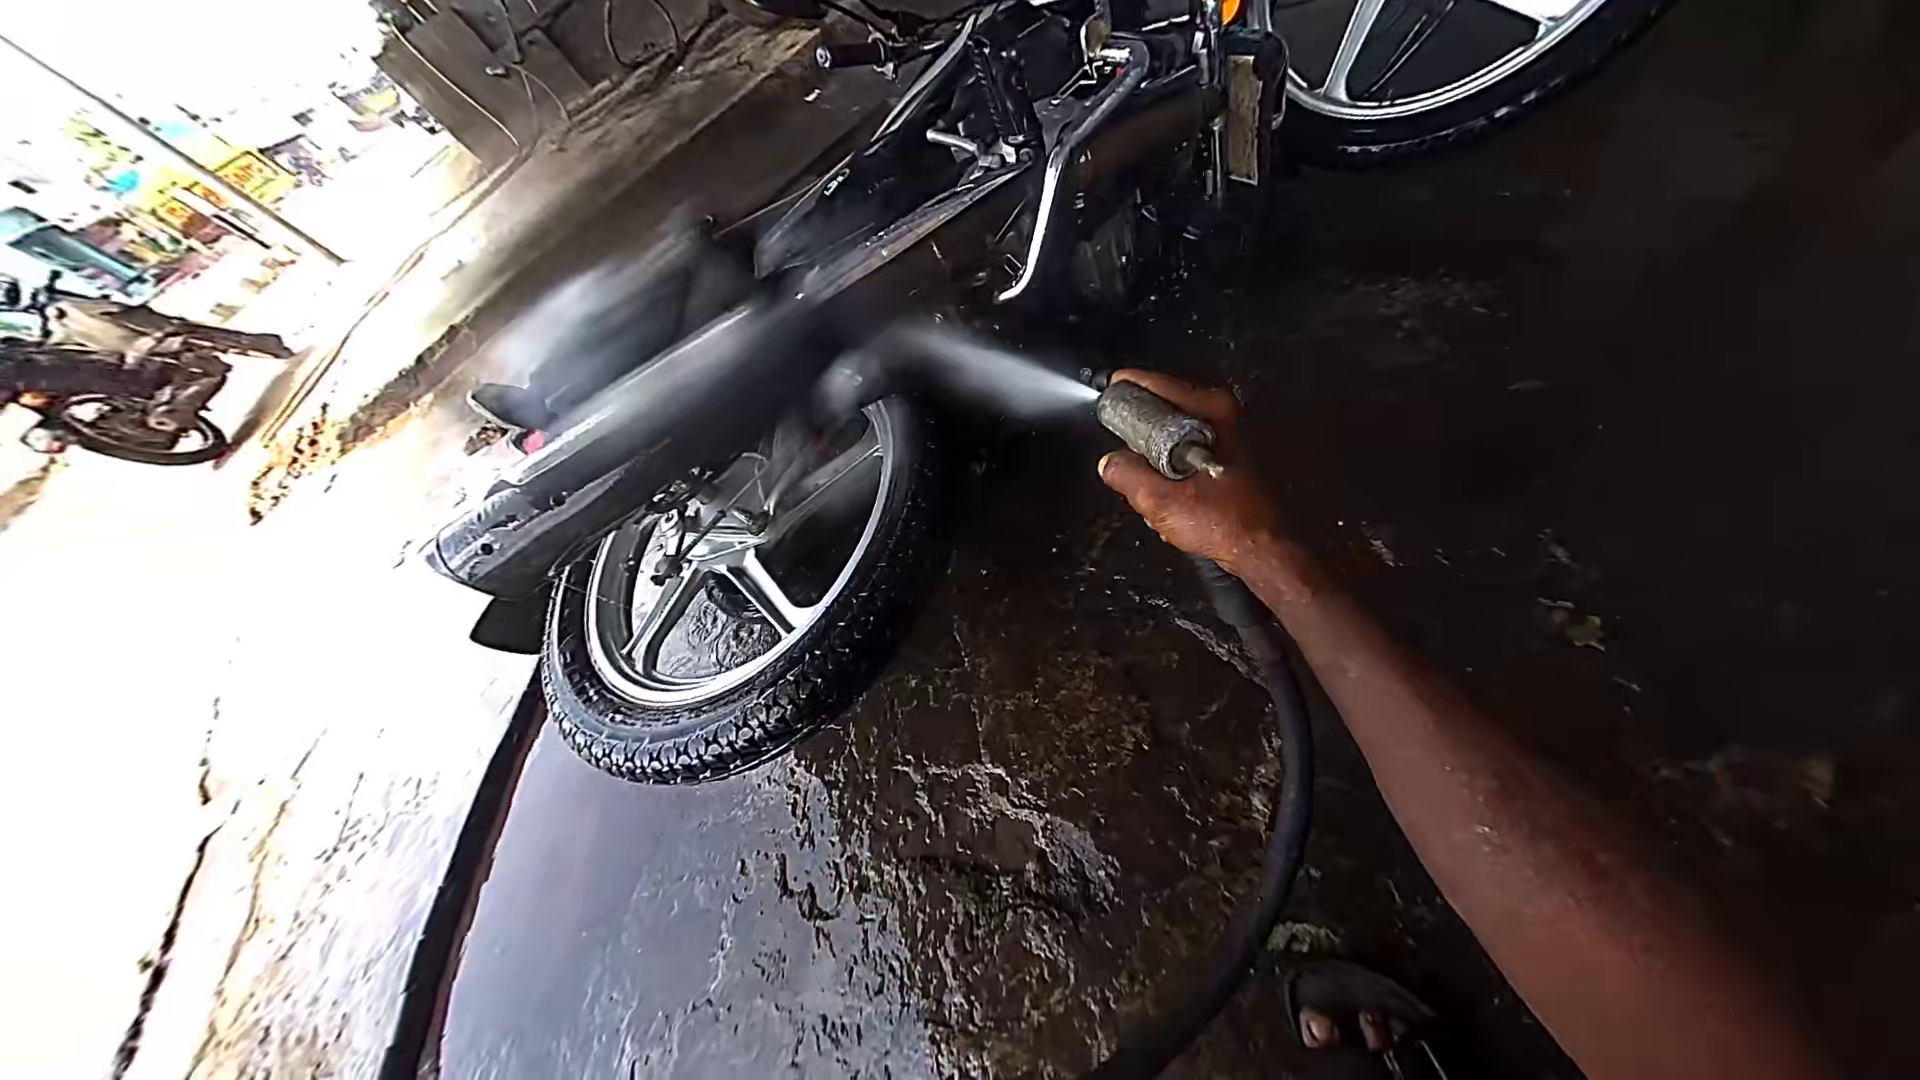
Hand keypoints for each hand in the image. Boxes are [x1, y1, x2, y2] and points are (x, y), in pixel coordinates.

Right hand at [1097, 369, 1287, 575]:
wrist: (1261, 548)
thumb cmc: (1229, 523)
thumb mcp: (1161, 500)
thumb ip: (1126, 475)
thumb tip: (1109, 463)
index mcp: (1211, 412)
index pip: (1156, 383)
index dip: (1125, 390)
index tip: (1107, 396)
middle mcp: (1223, 415)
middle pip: (1161, 406)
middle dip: (1138, 429)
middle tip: (1124, 450)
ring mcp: (1226, 434)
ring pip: (1170, 432)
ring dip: (1153, 454)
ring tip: (1151, 482)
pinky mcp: (1225, 455)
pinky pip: (1181, 450)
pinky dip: (1168, 467)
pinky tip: (1169, 493)